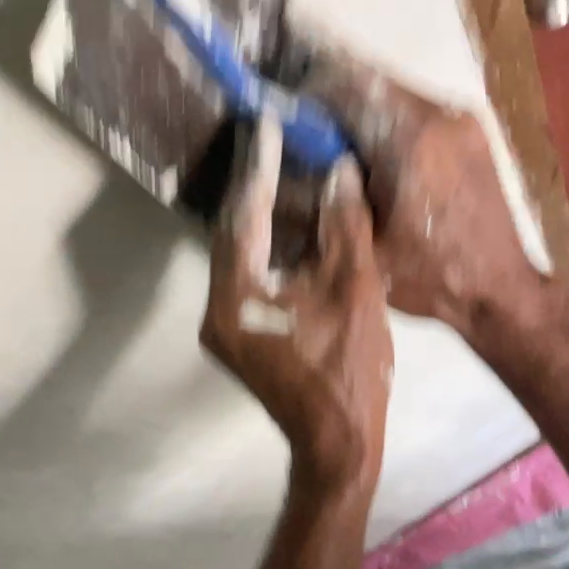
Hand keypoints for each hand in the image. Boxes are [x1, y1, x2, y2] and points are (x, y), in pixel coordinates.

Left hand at [202, 116, 392, 486]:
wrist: (337, 443)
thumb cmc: (349, 371)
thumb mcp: (353, 291)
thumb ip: (344, 226)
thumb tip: (340, 171)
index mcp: (237, 297)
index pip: (244, 217)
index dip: (260, 168)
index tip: (269, 125)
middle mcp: (214, 312)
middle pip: (231, 236)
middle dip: (254, 190)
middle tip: (274, 143)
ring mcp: (221, 331)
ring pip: (236, 260)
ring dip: (259, 221)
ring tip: (282, 177)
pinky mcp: (236, 342)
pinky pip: (243, 283)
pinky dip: (263, 255)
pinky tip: (286, 231)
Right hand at [302, 48, 544, 333]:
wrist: (499, 291)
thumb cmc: (429, 279)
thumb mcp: (366, 246)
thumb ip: (335, 198)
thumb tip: (306, 163)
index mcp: (412, 139)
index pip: (350, 84)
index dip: (312, 86)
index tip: (286, 102)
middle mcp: (441, 115)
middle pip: (376, 84)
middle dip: (335, 99)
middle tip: (305, 124)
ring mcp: (463, 122)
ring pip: (398, 98)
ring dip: (363, 113)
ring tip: (333, 143)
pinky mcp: (472, 136)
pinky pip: (420, 116)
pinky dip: (390, 127)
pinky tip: (372, 157)